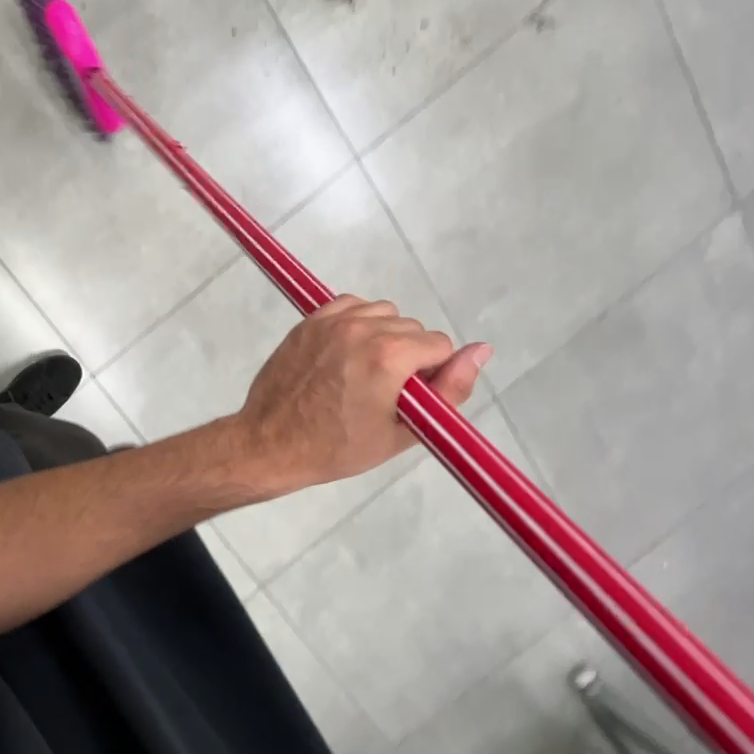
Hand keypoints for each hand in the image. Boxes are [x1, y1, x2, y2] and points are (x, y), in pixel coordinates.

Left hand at [228, 295, 489, 497]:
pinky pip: (350, 305)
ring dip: (384, 336)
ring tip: (364, 371)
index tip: (407, 397)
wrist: (270, 443)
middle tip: (383, 390)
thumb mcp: (404, 431)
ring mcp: (330, 322)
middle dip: (409, 355)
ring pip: (383, 313)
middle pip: (412, 328)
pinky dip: (357, 322)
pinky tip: (348, 351)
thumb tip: (482, 350)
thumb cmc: (337, 448)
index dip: (431, 374)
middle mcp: (361, 329)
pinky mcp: (307, 323)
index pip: (439, 346)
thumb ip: (450, 390)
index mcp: (388, 356)